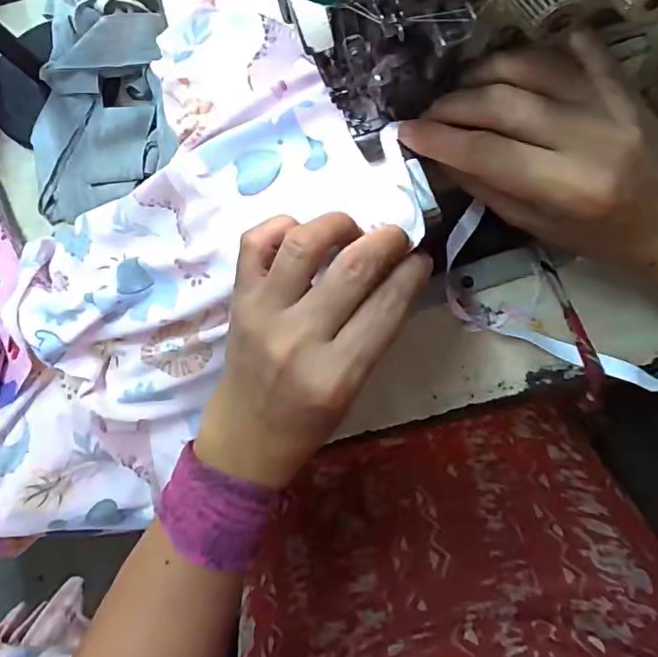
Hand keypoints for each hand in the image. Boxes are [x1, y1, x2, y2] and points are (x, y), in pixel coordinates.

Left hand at [195, 214, 429, 488]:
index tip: (420, 255)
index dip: (411, 271)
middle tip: (396, 235)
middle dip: (386, 239)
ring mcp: (262, 314)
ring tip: (350, 229)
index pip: (386, 305)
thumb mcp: (355, 387)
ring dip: (337, 223)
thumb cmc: (310, 417)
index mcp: (337, 374)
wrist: (247, 434)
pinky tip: (300, 233)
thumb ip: (375, 332)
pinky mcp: (237, 298)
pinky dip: (281, 226)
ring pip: (303, 243)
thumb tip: (400, 270)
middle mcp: (298, 339)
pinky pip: (254, 243)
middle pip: (353, 267)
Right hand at [398, 27, 657, 282]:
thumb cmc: (606, 239)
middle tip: (428, 114)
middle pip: (502, 103)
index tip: (404, 133)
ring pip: (528, 66)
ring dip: (482, 72)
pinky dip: (535, 47)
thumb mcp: (539, 228)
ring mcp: (610, 102)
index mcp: (571, 186)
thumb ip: (487, 188)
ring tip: (461, 89)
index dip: (438, 139)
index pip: (487, 152)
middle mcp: (592, 137)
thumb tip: (438, 157)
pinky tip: (508, 62)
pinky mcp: (621, 83)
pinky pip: (572, 47)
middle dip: (452, 105)